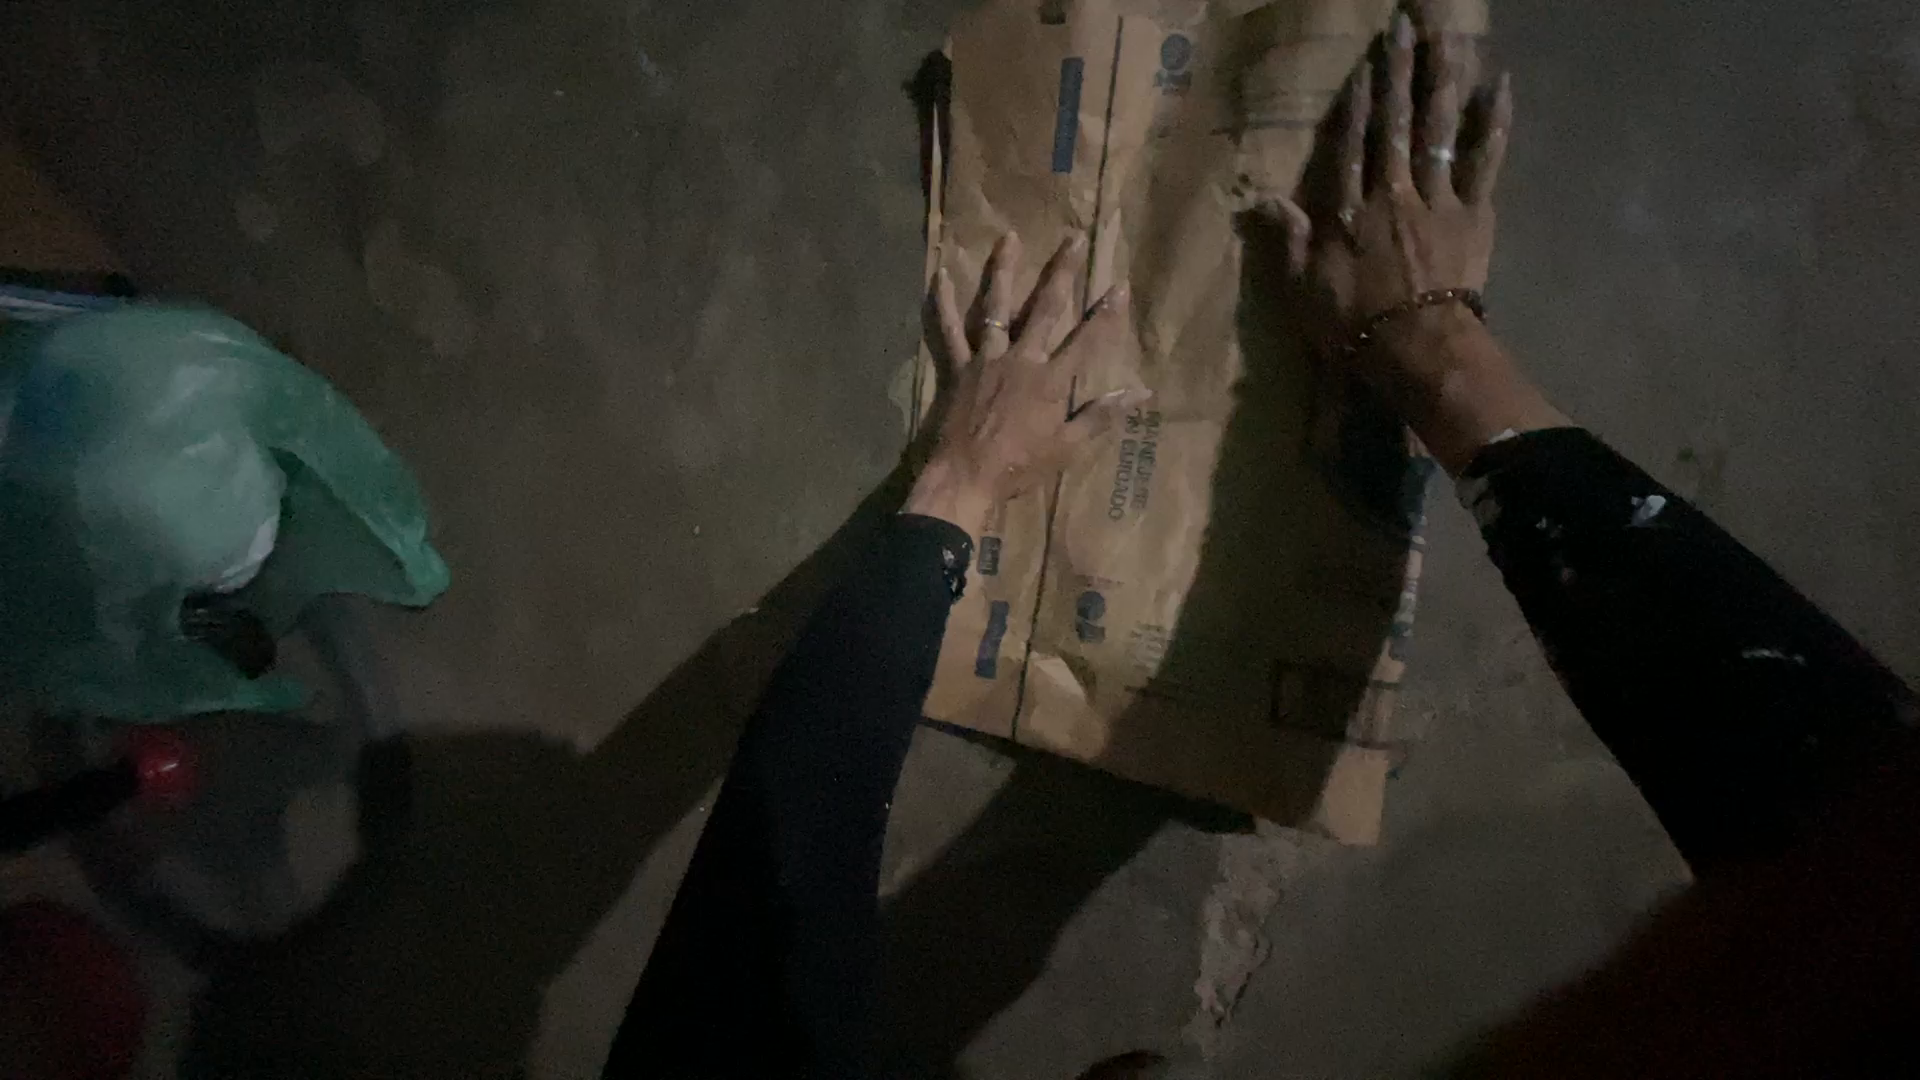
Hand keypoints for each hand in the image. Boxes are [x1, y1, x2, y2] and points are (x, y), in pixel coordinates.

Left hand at [904, 232, 1149, 533]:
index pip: (1086, 340)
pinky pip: (949, 330)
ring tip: (1008, 237)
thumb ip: (1101, 415)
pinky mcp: (958, 368)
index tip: (1120, 285)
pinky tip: (939, 277)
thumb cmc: (1019, 467)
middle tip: (1072, 237)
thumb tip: (1140, 392)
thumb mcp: (1067, 447)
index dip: (1106, 314)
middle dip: (1062, 272)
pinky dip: (943, 304)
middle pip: (1045, 309)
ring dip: (1003, 270)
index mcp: (1051, 380)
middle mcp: (1022, 359)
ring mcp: (987, 359)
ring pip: (997, 307)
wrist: (966, 477)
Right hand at [1265, 12, 1511, 367]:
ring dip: (1443, 80)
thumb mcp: (1300, 288)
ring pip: (1439, 130)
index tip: (1363, 68)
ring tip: (1447, 38)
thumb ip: (1289, 239)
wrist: (1413, 347)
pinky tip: (1500, 85)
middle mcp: (1391, 194)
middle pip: (1395, 126)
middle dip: (1399, 75)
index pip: (1350, 148)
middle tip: (1405, 29)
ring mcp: (1436, 199)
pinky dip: (1494, 122)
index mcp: (1348, 213)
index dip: (1357, 106)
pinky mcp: (1474, 213)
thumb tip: (1262, 201)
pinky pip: (1486, 160)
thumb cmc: (1348, 324)